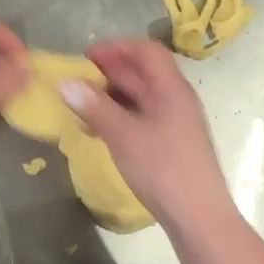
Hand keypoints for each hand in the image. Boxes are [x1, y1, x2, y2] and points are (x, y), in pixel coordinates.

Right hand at [57, 38, 234, 225]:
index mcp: (171, 89)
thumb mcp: (123, 136)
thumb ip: (94, 107)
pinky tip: (95, 129)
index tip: (84, 57)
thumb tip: (64, 82)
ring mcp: (173, 121)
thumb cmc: (163, 169)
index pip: (146, 51)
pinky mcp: (168, 141)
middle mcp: (175, 99)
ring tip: (79, 105)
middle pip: (141, 72)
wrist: (198, 216)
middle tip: (74, 80)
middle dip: (107, 71)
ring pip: (138, 96)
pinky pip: (139, 116)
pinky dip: (116, 115)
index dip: (116, 47)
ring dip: (109, 95)